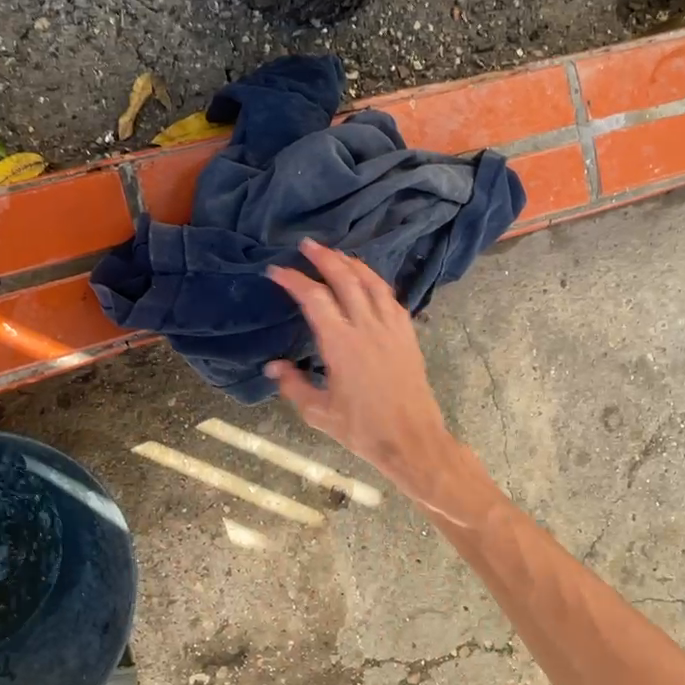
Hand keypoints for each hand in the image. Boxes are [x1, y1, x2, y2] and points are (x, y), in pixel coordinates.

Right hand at [267, 240, 479, 518]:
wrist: (412, 439)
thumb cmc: (361, 429)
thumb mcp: (318, 412)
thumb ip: (293, 385)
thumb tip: (272, 367)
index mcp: (341, 344)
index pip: (314, 299)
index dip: (294, 280)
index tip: (277, 271)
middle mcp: (367, 328)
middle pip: (345, 278)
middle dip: (325, 258)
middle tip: (307, 244)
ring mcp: (391, 328)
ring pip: (371, 282)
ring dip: (352, 263)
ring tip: (336, 254)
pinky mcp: (407, 335)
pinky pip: (390, 297)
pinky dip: (375, 281)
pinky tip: (367, 280)